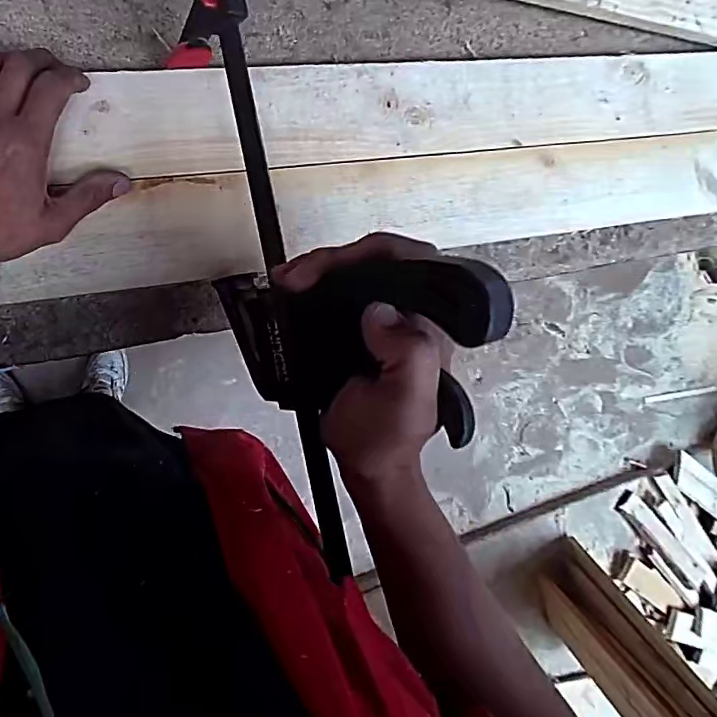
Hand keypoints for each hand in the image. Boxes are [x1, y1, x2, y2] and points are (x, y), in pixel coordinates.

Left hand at [0, 50, 129, 274]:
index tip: (78, 84)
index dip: (70, 77)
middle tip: (52, 71)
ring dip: (5, 60)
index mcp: (25, 141)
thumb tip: (118, 184)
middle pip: (20, 66)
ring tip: (17, 69)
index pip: (52, 87)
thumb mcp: (51, 223)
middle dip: (43, 61)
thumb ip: (88, 198)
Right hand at [277, 233, 450, 492]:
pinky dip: (313, 285)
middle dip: (332, 259)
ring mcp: (385, 321)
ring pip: (355, 271)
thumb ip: (408, 353)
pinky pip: (338, 291)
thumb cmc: (386, 438)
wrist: (366, 463)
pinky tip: (292, 291)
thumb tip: (380, 311)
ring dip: (319, 269)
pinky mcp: (360, 328)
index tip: (329, 269)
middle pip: (376, 259)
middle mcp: (410, 316)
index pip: (410, 260)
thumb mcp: (405, 401)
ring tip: (288, 279)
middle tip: (296, 276)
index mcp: (428, 324)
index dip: (367, 253)